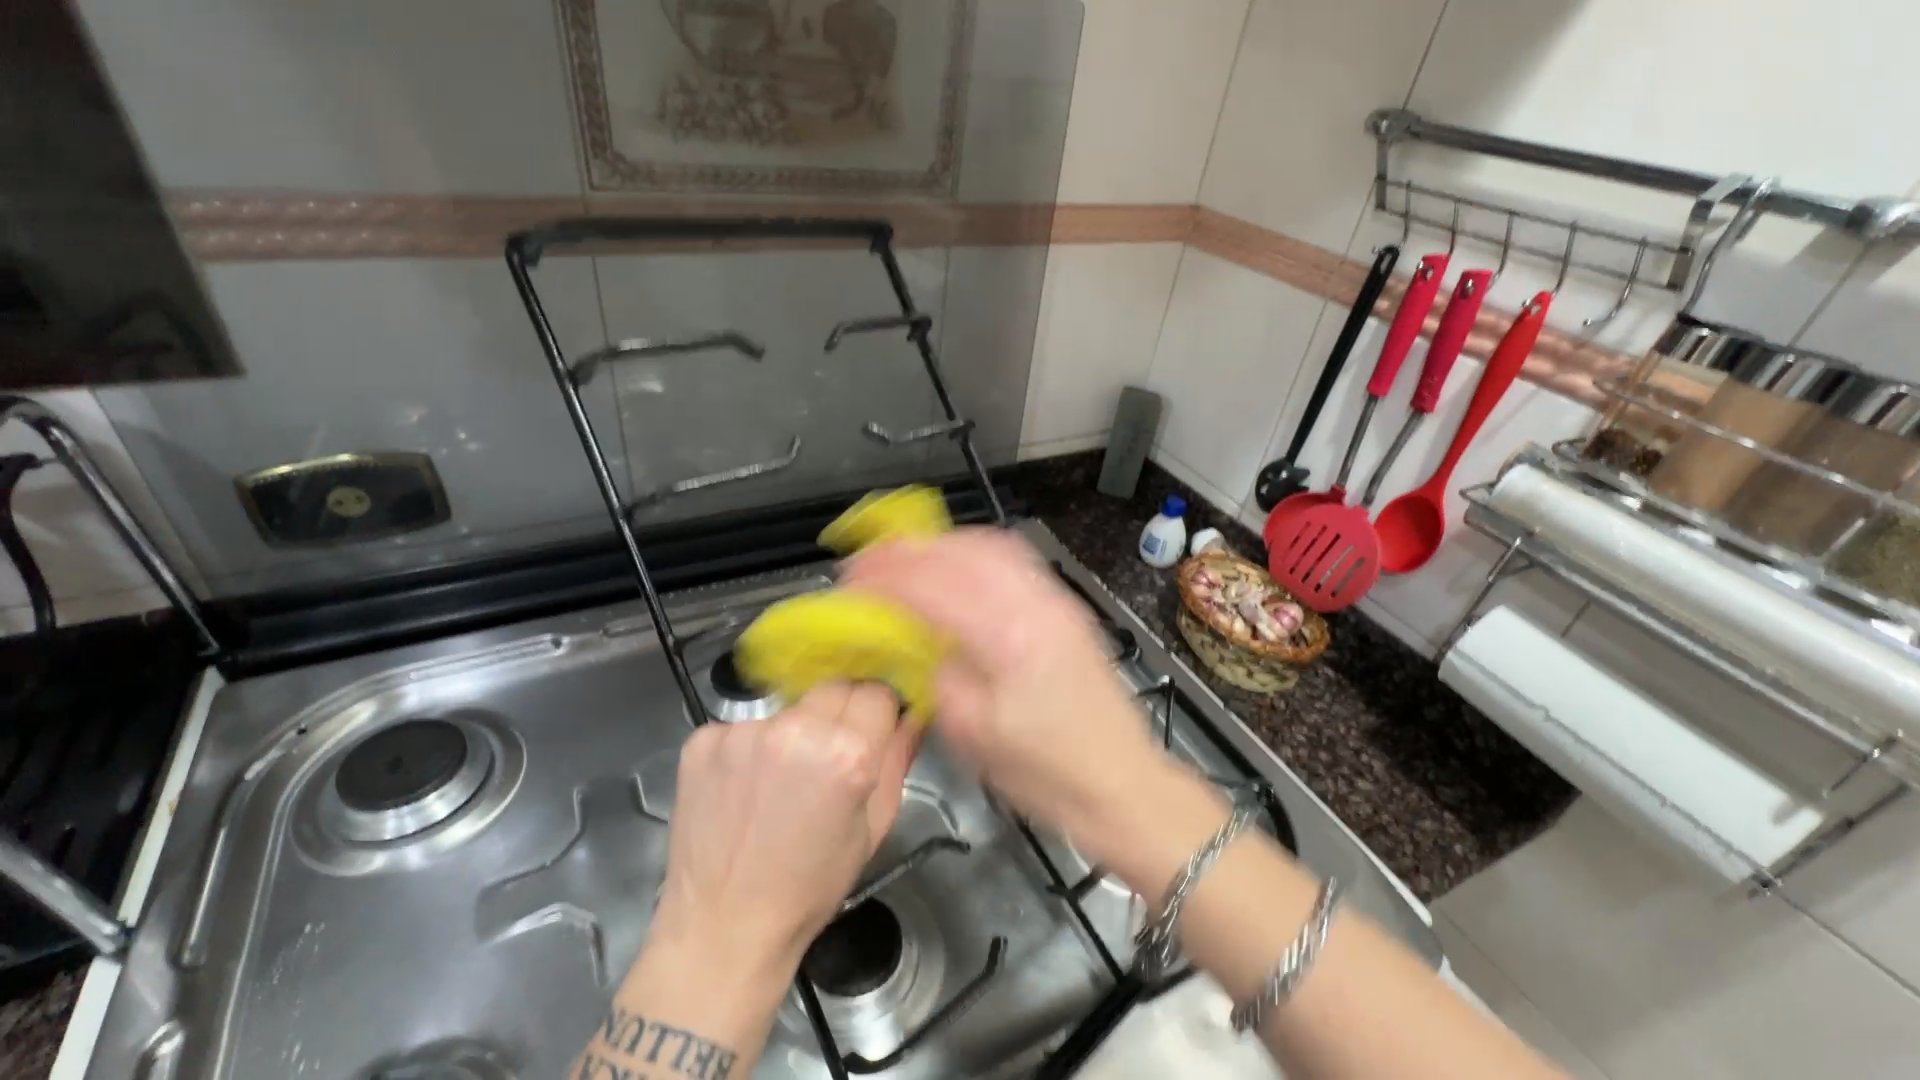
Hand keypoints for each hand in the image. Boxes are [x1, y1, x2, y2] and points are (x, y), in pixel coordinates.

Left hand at [651, 682, 916, 983]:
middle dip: (841, 713)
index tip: (872, 732)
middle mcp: (796, 729)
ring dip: (795, 731)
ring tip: (781, 782)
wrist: (724, 926)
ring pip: (788, 708)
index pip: (877, 693)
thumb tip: (913, 714)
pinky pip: (743, 727)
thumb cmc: (810, 886)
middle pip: (834, 687)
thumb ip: (897, 759)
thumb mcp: (874, 828)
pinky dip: (750, 748)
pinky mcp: (703, 739)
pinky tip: (745, 789)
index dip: (879, 713)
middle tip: (829, 758)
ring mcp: (744, 731)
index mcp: (849, 753)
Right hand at [843, 529, 1181, 853]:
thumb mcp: (971, 734)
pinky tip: (958, 568)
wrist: (1120, 784)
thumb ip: (933, 674)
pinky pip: (1015, 560)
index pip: (931, 586)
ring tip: (906, 556)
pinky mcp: (1066, 609)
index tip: (852, 578)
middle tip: (870, 559)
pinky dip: (976, 553)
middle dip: (908, 549)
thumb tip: (906, 639)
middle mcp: (1034, 604)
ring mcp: (1056, 601)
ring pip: (990, 546)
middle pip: (960, 551)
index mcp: (1006, 638)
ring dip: (941, 545)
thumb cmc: (1046, 774)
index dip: (884, 577)